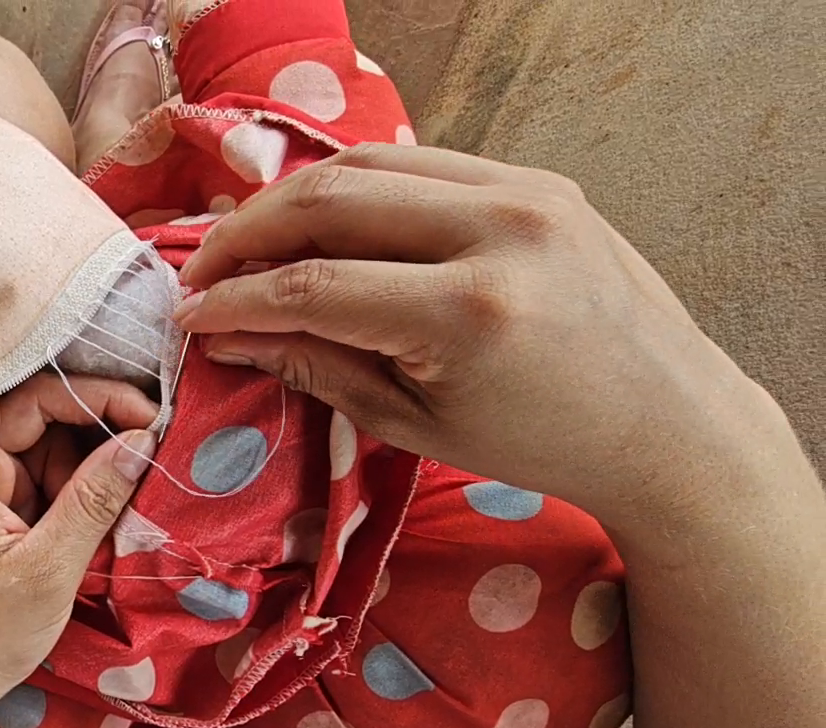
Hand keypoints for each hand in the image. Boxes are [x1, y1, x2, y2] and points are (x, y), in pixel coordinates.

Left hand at [0, 395, 153, 725]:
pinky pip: (46, 477)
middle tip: (156, 438)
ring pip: (45, 445)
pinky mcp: (0, 510)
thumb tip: (144, 439)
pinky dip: (81, 484)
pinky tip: (119, 496)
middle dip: (95, 423)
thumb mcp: (48, 567)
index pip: (16, 399)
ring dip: (93, 456)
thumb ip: (94, 498)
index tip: (140, 410)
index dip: (78, 393)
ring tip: (143, 473)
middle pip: (32, 415)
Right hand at [175, 142, 782, 530]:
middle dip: (244, 235)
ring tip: (241, 247)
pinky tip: (309, 225)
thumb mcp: (404, 419)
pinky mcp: (535, 180)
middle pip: (330, 200)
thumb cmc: (529, 440)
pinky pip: (411, 164)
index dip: (232, 300)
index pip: (310, 285)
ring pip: (365, 164)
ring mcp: (526, 191)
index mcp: (465, 311)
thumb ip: (312, 364)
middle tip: (199, 273)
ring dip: (285, 202)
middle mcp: (499, 229)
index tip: (185, 317)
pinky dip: (343, 188)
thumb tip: (228, 336)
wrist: (664, 420)